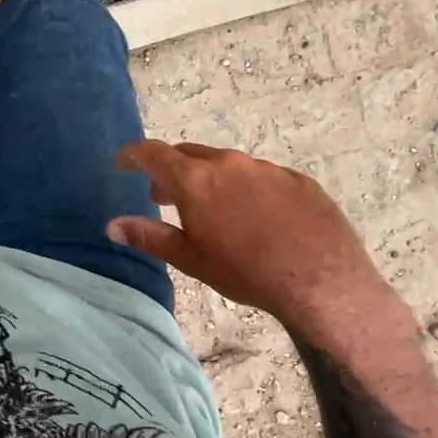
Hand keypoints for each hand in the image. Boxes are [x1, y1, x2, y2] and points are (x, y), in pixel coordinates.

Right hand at [107, 140, 403, 338]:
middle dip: (171, 170)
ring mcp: (268, 170)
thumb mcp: (189, 258)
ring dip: (210, 179)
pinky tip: (256, 217)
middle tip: (164, 197)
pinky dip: (247, 188)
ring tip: (212, 209)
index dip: (132, 155)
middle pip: (189, 154)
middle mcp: (229, 164)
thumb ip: (148, 236)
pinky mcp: (300, 181)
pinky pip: (262, 176)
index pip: (152, 153)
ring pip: (227, 164)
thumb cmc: (246, 272)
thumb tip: (112, 225)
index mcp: (195, 179)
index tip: (123, 164)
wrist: (325, 285)